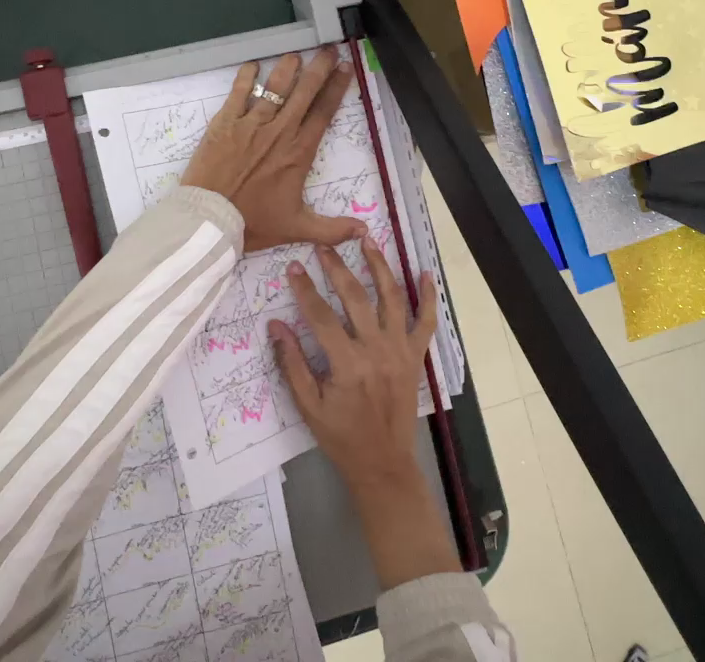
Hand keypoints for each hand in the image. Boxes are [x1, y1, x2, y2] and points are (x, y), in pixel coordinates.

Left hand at [179, 51, 366, 251]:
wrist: (211, 219)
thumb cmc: (254, 223)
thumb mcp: (297, 228)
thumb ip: (332, 229)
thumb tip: (365, 233)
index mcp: (299, 152)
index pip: (324, 113)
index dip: (336, 88)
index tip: (345, 68)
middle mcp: (279, 131)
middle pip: (304, 92)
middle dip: (319, 68)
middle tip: (329, 49)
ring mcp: (250, 124)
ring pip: (273, 87)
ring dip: (286, 68)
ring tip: (295, 55)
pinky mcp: (224, 123)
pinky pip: (238, 92)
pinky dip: (246, 76)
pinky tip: (252, 65)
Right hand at [270, 239, 459, 587]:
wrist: (382, 463)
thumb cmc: (340, 435)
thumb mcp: (307, 404)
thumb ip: (292, 363)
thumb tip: (275, 326)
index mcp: (347, 364)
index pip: (321, 316)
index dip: (305, 290)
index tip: (294, 267)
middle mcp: (376, 351)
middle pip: (356, 298)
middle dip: (337, 268)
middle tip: (322, 247)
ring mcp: (400, 351)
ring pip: (392, 299)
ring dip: (379, 267)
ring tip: (368, 241)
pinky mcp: (415, 357)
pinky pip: (426, 322)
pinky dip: (429, 296)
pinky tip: (425, 272)